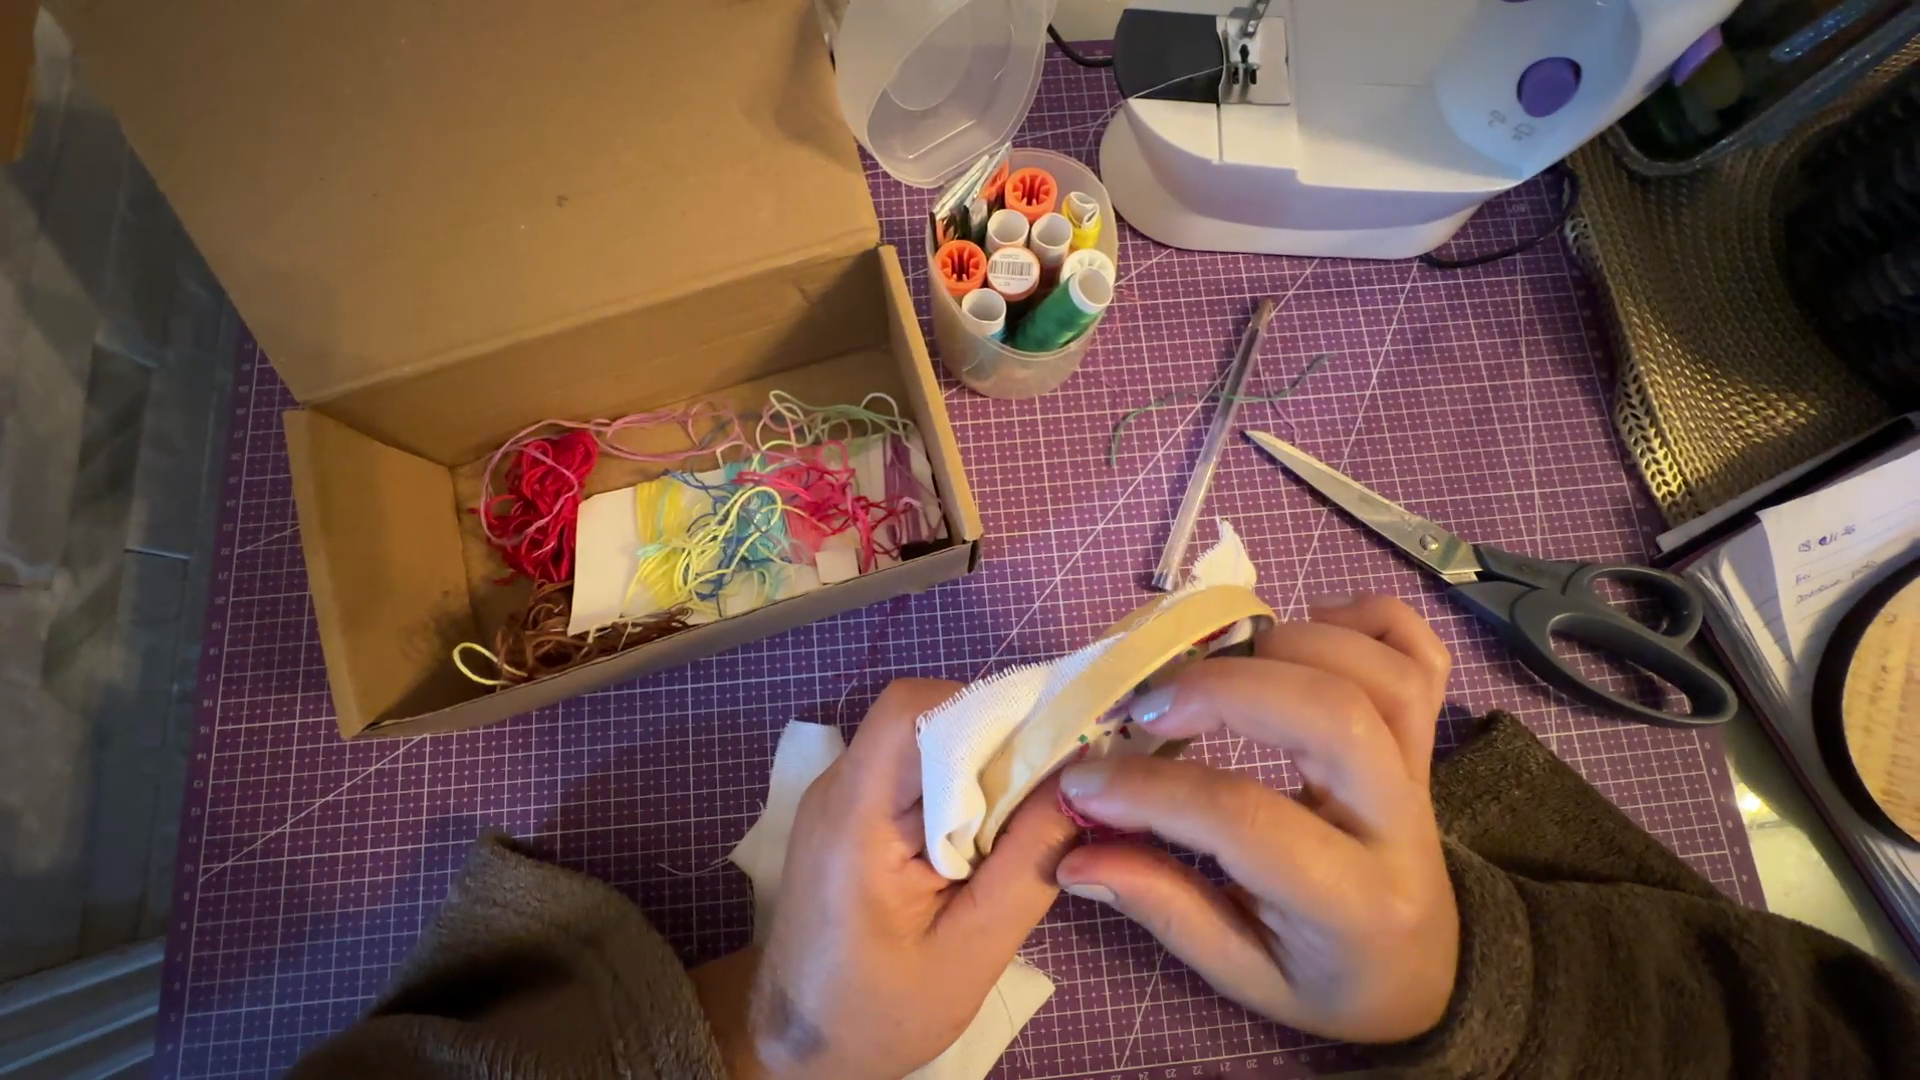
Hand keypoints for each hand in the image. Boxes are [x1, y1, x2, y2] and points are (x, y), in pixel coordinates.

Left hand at [719, 678, 1079, 1079]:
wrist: (800, 1043)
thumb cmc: (881, 1010)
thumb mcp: (970, 951)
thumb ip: (1027, 863)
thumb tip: (1078, 782)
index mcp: (855, 815)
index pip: (908, 709)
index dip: (977, 708)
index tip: (1038, 747)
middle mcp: (839, 785)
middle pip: (921, 716)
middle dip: (991, 741)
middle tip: (1042, 792)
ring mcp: (840, 793)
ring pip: (921, 738)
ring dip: (977, 764)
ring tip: (1016, 818)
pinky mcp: (850, 808)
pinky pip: (911, 767)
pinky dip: (956, 784)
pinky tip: (980, 832)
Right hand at [1053, 594, 1457, 1043]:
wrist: (1423, 966)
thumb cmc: (1325, 974)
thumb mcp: (1244, 971)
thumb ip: (1165, 909)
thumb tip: (1075, 857)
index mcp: (1353, 899)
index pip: (1244, 818)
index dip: (1150, 792)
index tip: (1085, 782)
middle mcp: (1399, 823)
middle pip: (1329, 714)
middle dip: (1221, 689)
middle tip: (1149, 705)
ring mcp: (1421, 770)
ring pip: (1378, 672)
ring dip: (1288, 643)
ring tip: (1218, 661)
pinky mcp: (1423, 736)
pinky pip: (1419, 654)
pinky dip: (1366, 619)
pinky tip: (1308, 624)